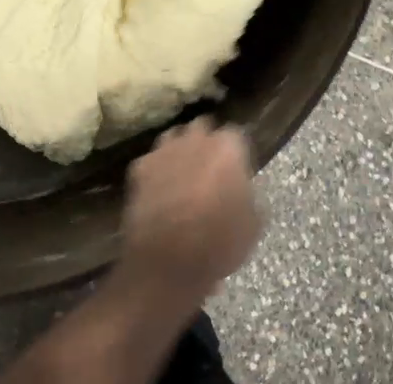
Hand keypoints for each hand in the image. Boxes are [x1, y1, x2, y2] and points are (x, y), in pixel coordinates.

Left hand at [118, 119, 261, 298]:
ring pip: (174, 138)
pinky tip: (160, 190)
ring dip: (181, 150)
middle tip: (211, 169)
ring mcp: (163, 150)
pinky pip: (153, 160)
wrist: (167, 263)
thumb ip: (250, 194)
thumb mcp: (253, 225)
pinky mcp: (139, 166)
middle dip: (206, 142)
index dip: (237, 153)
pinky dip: (158, 170)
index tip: (238, 171)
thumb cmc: (218, 244)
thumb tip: (243, 186)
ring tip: (184, 176)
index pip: (236, 135)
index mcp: (227, 148)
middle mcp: (195, 139)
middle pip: (203, 128)